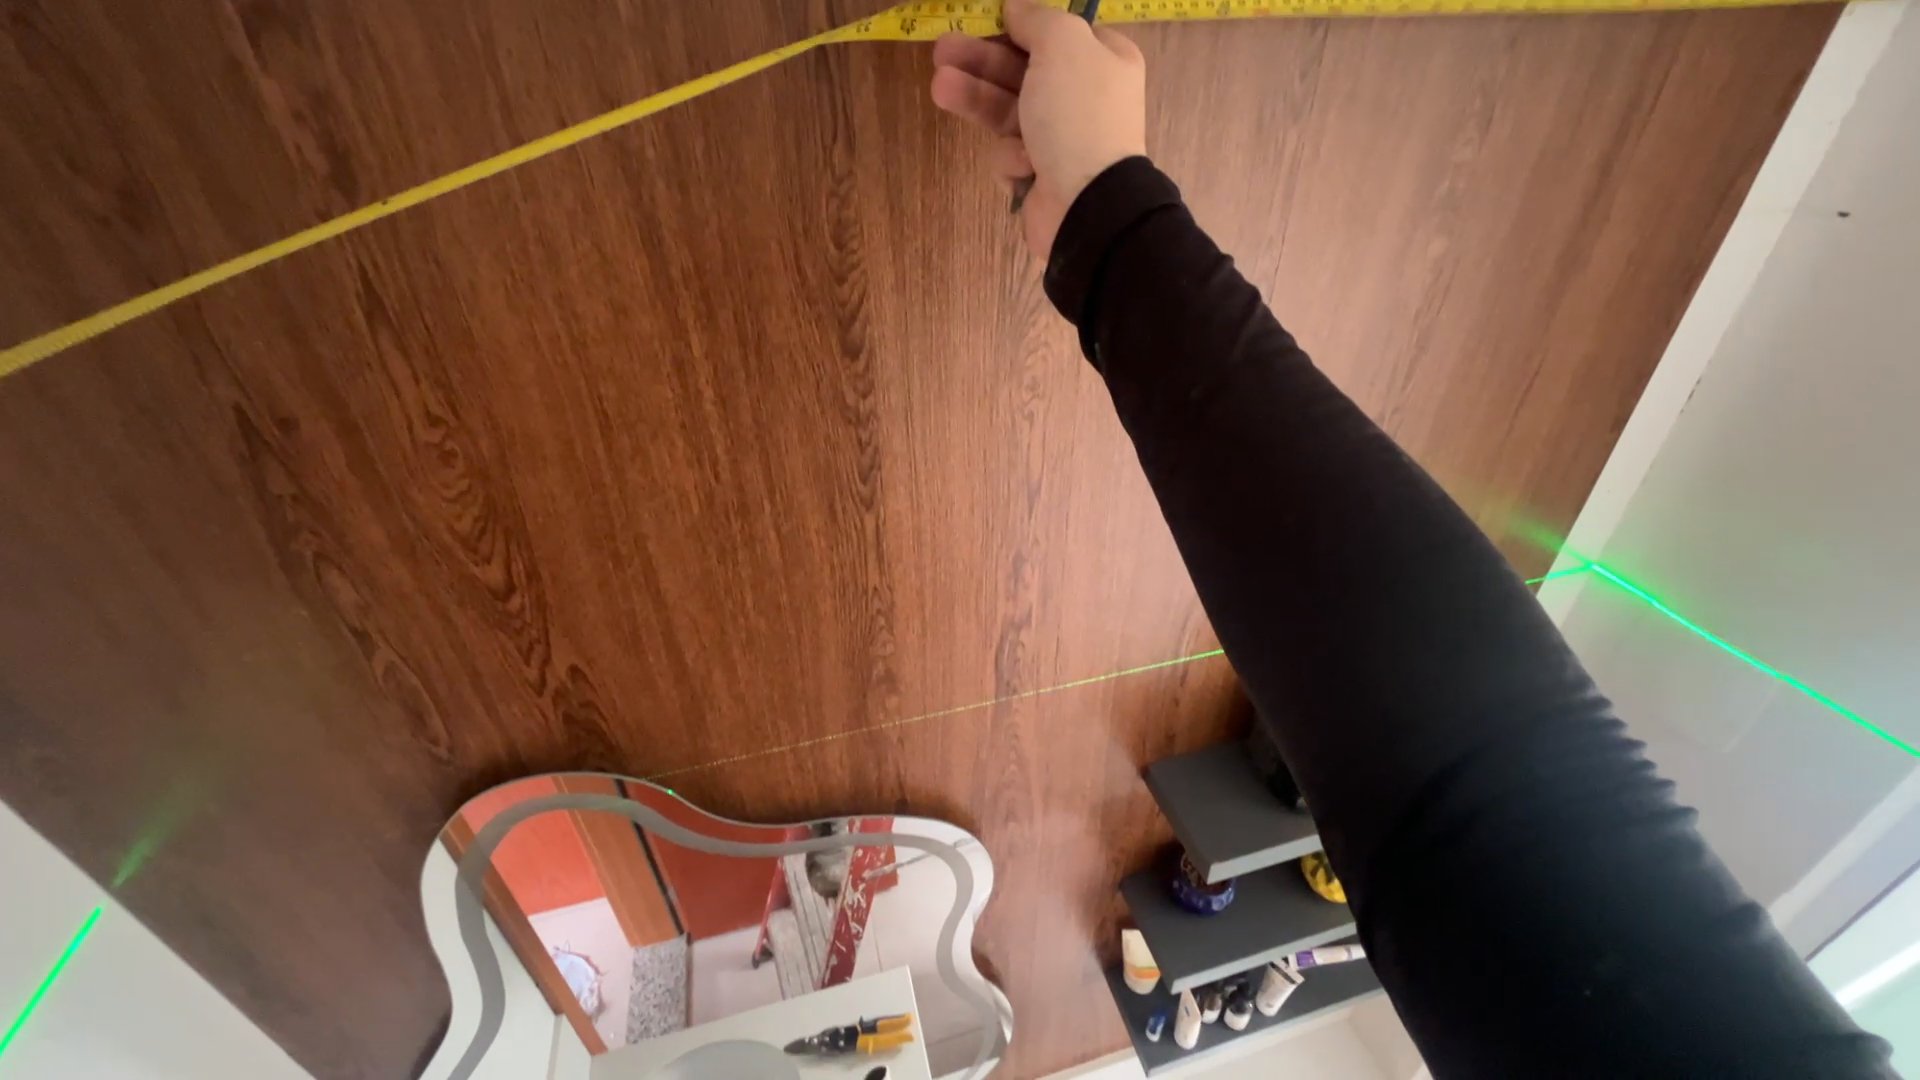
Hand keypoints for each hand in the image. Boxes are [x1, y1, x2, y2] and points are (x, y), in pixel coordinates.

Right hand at [930, 0, 1146, 258]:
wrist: (1087, 204)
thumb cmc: (1078, 115)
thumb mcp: (1062, 44)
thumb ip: (1037, 19)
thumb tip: (1016, 6)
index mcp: (1103, 61)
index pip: (1057, 34)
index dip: (1020, 26)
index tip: (986, 18)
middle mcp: (1084, 100)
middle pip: (1024, 71)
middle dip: (981, 61)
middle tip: (942, 51)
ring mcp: (1061, 142)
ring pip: (1009, 113)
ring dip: (977, 99)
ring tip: (940, 88)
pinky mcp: (1040, 178)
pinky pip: (1013, 157)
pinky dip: (1012, 160)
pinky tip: (1022, 166)